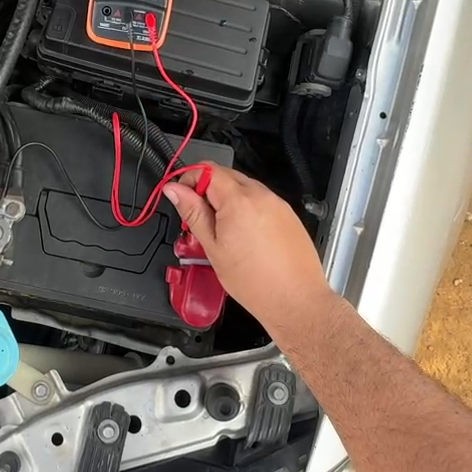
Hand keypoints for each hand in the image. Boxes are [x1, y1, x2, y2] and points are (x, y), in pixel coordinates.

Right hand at [162, 166, 335, 336]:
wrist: (296, 301)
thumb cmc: (257, 283)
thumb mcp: (213, 248)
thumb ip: (193, 213)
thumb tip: (174, 190)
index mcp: (239, 201)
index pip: (207, 170)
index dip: (189, 180)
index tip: (182, 196)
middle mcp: (261, 195)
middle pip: (225, 174)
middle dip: (206, 189)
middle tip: (198, 216)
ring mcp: (277, 203)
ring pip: (243, 186)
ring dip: (227, 199)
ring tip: (223, 230)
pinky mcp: (287, 213)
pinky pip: (260, 199)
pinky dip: (246, 208)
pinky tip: (244, 235)